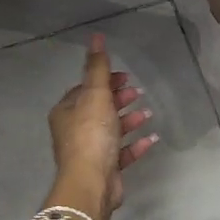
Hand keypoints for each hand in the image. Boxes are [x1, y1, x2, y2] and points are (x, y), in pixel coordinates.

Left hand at [47, 33, 157, 217]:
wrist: (91, 182)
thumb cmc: (91, 134)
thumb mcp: (95, 95)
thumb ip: (98, 68)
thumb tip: (96, 37)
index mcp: (66, 112)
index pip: (85, 89)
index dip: (105, 80)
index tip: (125, 76)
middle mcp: (74, 130)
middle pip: (99, 108)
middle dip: (119, 98)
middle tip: (138, 91)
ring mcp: (89, 151)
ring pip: (112, 129)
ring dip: (130, 120)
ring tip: (148, 113)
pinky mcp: (105, 168)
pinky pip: (123, 152)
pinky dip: (136, 143)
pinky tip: (152, 138)